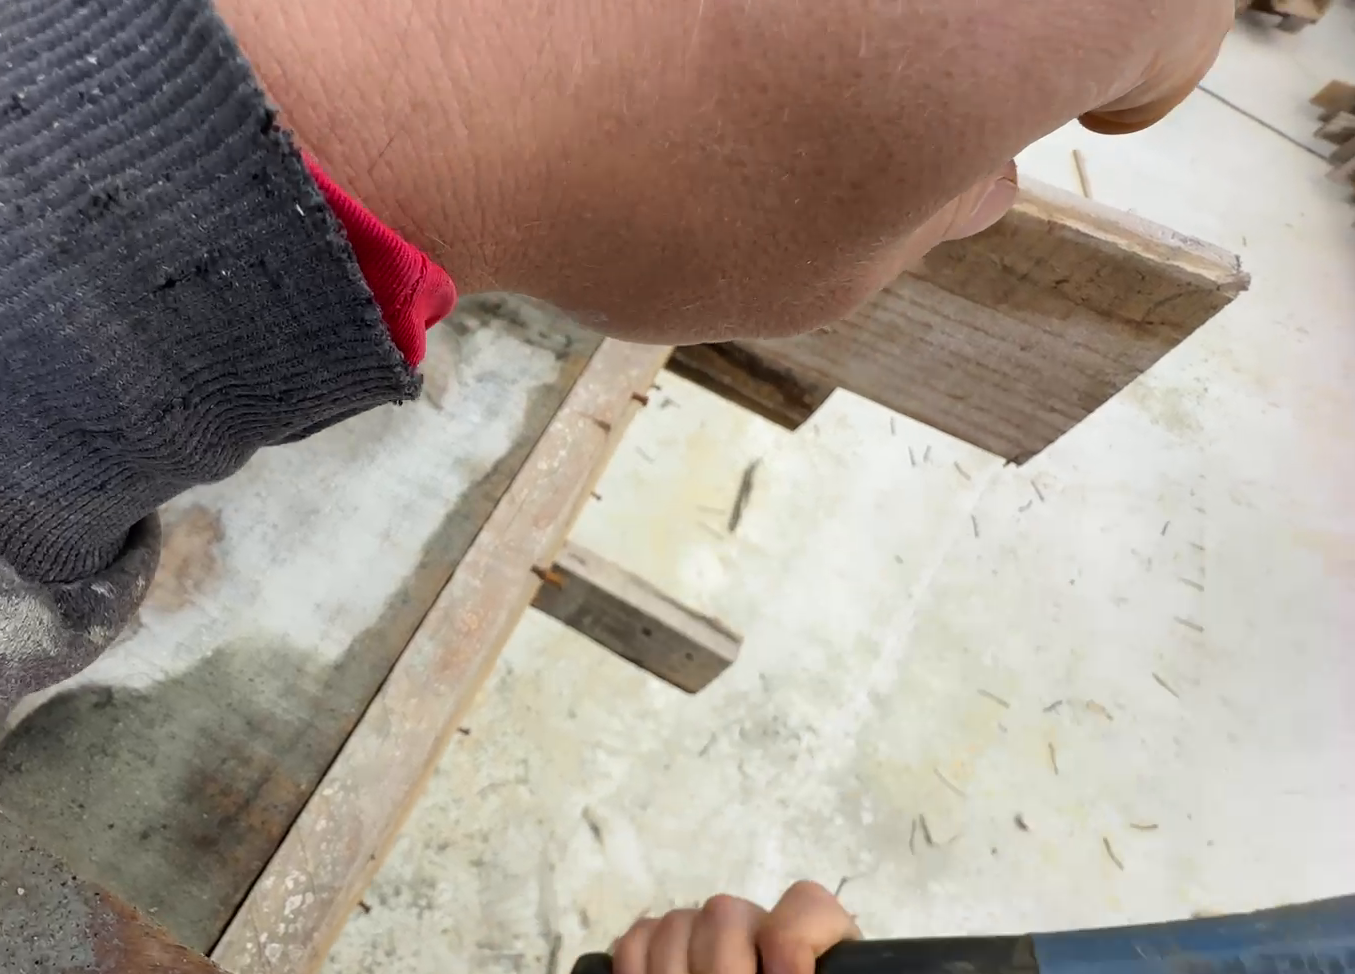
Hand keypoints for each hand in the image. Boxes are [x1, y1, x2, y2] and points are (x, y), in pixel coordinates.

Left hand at [218, 0, 1233, 343]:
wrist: (480, 93)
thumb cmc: (671, 206)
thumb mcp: (822, 273)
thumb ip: (921, 223)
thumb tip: (961, 179)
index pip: (1167, 33)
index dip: (1117, 86)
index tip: (1081, 120)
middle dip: (986, 48)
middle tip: (892, 125)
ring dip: (869, 21)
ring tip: (766, 89)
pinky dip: (761, 10)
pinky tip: (702, 37)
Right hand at [612, 881, 1037, 973]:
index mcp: (813, 970)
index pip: (811, 904)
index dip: (794, 932)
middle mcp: (756, 950)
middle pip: (731, 908)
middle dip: (721, 968)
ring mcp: (700, 952)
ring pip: (680, 918)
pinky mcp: (653, 961)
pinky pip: (636, 933)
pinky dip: (633, 966)